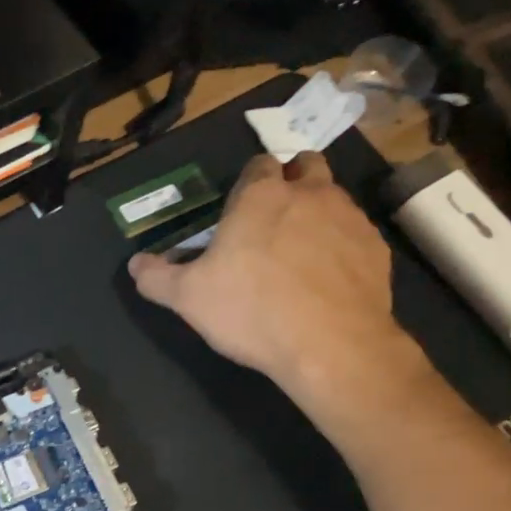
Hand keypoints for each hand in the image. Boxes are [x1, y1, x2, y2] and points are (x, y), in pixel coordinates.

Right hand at [127, 152, 408, 392]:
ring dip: (317, 212)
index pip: (258, 165)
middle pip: (305, 166)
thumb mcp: (188, 299)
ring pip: (334, 198)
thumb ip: (157, 277)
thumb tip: (135, 264)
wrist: (330, 344)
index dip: (248, 183)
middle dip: (292, 180)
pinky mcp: (376, 248)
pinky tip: (326, 280)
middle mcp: (310, 194)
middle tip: (274, 217)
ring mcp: (349, 218)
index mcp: (261, 196)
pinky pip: (355, 235)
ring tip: (300, 252)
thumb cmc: (251, 311)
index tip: (239, 209)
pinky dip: (340, 247)